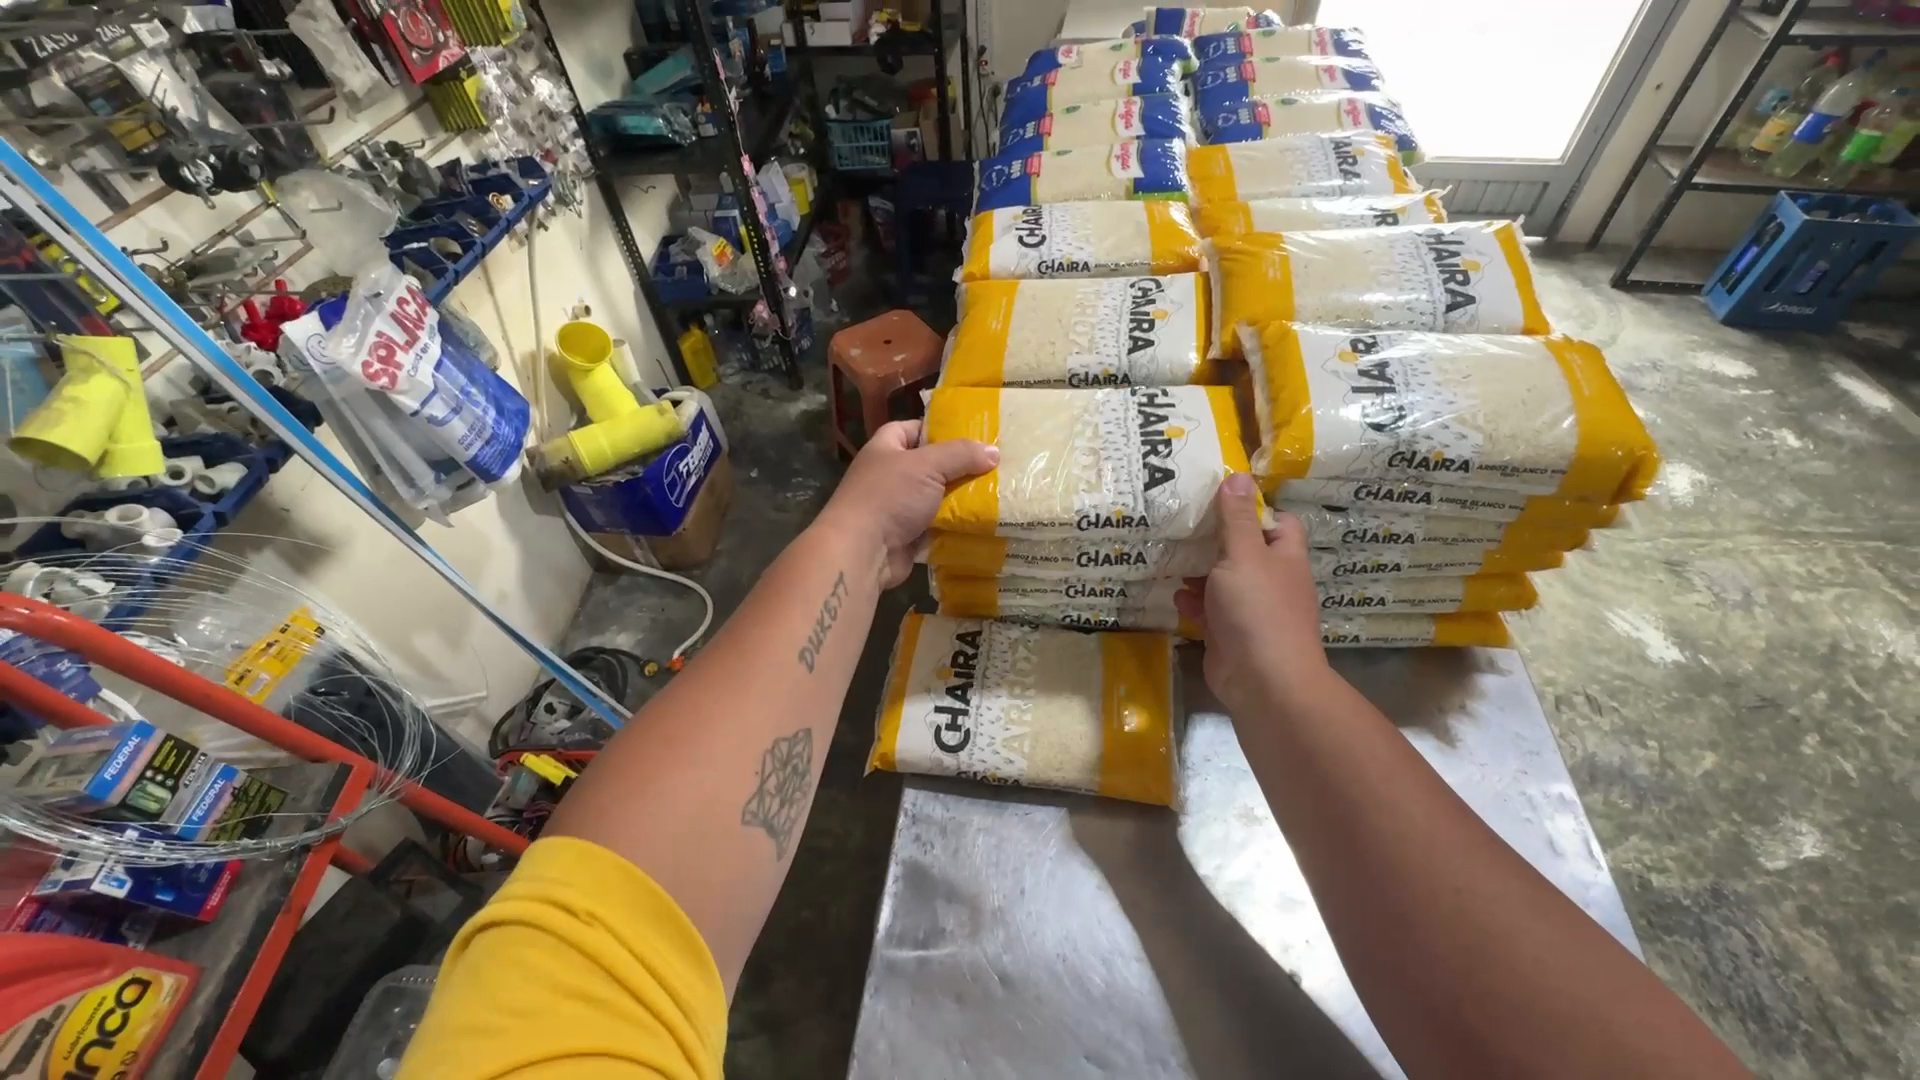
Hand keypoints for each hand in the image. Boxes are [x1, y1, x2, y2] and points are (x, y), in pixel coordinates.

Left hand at [814, 419, 997, 588]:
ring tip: (995, 494)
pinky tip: (982, 521)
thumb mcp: (927, 465)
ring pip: (936, 498)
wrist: (863, 551)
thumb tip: (994, 452)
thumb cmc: (889, 496)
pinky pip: (937, 526)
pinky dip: (955, 526)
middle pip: (929, 465)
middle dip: (958, 467)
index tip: (968, 434)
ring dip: (960, 499)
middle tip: (993, 466)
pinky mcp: (907, 536)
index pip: (911, 429)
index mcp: (886, 449)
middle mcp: (889, 475)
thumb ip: (961, 455)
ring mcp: (897, 508)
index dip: (937, 429)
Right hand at [1174, 474, 1332, 715]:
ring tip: (1170, 557)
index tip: (1220, 500)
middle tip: (1183, 524)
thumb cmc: (1258, 610)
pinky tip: (1177, 597)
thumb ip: (1236, 519)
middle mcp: (1272, 581)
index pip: (1278, 523)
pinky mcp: (1229, 633)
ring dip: (1199, 572)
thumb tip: (1238, 475)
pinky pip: (1209, 611)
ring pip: (1223, 581)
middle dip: (1215, 541)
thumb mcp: (1243, 555)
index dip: (1254, 509)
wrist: (1264, 681)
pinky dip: (1194, 603)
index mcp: (1284, 557)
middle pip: (1245, 551)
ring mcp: (1251, 610)